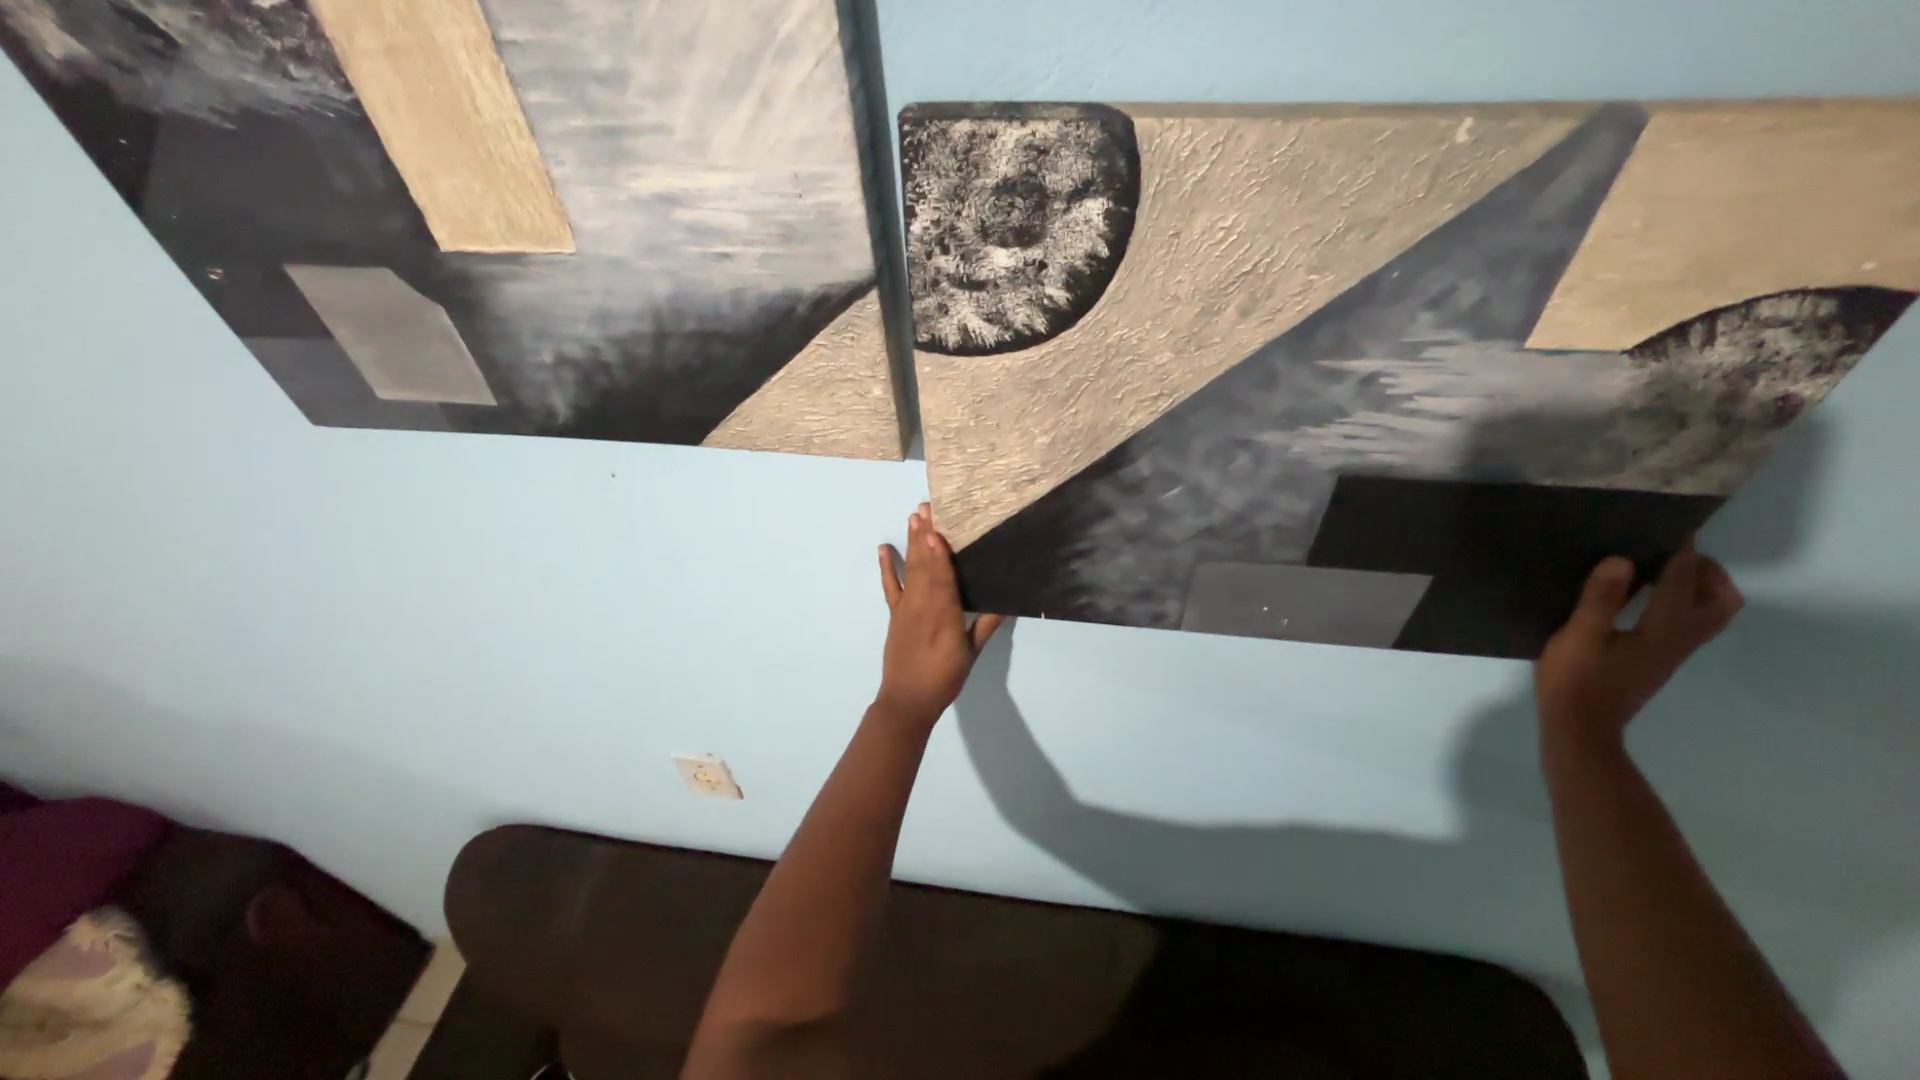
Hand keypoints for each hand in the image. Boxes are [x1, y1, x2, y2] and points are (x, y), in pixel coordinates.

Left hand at [874, 503, 1004, 726]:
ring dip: (911, 542)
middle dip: (926, 535)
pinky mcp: (895, 615)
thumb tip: (1006, 602)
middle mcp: (922, 605)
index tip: (937, 527)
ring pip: (910, 569)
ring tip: (914, 516)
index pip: (942, 576)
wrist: (908, 701)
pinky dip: (887, 567)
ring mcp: (906, 608)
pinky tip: (884, 548)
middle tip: (928, 507)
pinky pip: (891, 587)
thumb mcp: (971, 653)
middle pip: (925, 564)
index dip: (939, 552)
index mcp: (943, 614)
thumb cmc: (944, 678)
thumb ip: (985, 625)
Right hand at [1536, 541, 1743, 753]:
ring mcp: (1671, 654)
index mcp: (1663, 631)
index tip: (1675, 528)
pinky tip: (1646, 599)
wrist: (1580, 728)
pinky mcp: (1657, 661)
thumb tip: (1622, 560)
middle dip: (1707, 573)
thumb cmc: (1575, 681)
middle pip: (1720, 602)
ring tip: (1664, 572)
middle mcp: (1678, 640)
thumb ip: (1600, 599)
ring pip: (1709, 616)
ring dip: (1699, 589)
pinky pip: (1688, 624)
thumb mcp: (1578, 637)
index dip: (1680, 554)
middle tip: (1676, 554)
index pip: (1682, 583)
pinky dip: (1682, 603)